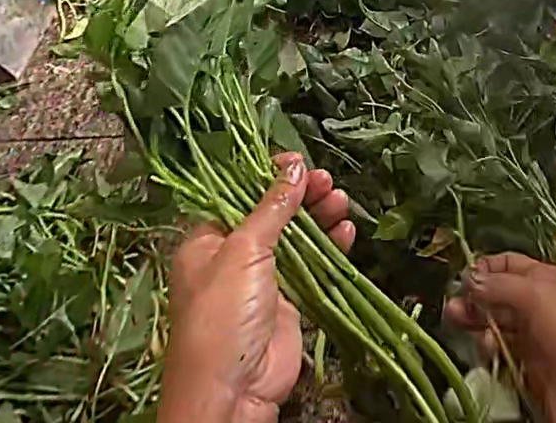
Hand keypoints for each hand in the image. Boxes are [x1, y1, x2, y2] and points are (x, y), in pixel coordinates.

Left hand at [159, 152, 354, 422]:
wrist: (233, 393)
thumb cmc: (223, 314)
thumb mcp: (243, 250)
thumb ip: (272, 207)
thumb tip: (295, 168)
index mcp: (210, 237)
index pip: (240, 192)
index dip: (268, 173)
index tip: (295, 161)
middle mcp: (235, 253)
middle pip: (274, 210)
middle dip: (301, 194)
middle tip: (325, 180)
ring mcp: (264, 276)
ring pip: (298, 234)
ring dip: (319, 216)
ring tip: (339, 200)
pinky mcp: (290, 299)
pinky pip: (314, 263)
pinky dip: (331, 246)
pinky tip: (345, 231)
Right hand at [445, 254, 555, 422]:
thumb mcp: (537, 294)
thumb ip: (499, 286)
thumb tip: (467, 277)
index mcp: (543, 280)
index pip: (506, 265)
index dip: (484, 268)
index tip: (462, 277)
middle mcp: (536, 307)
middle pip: (496, 297)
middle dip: (473, 299)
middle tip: (452, 309)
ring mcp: (534, 342)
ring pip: (496, 328)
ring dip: (478, 326)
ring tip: (462, 328)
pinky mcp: (531, 375)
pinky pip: (503, 361)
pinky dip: (490, 356)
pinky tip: (486, 354)